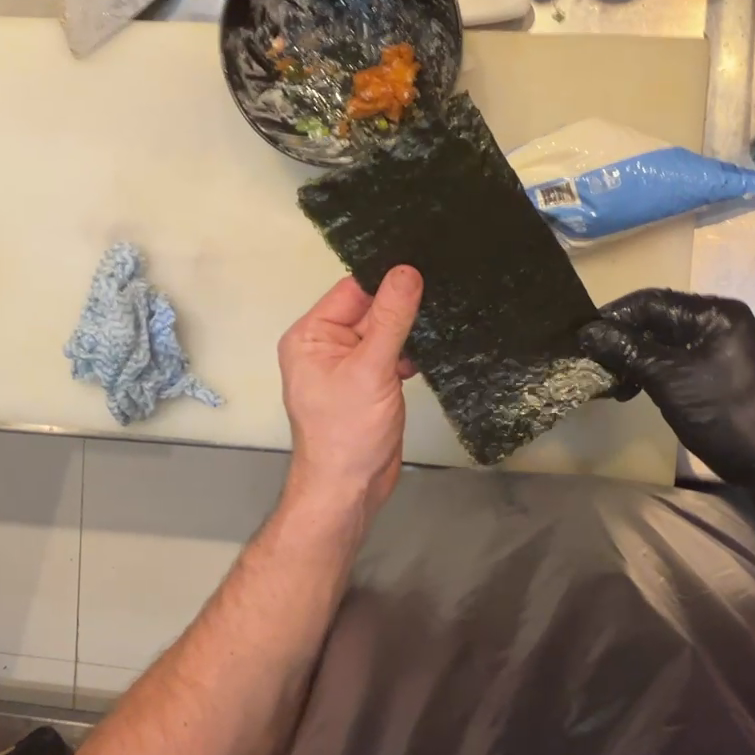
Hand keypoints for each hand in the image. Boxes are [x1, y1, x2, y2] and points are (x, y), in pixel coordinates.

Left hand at [278, 266, 422, 522]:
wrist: (350, 490)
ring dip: (409, 330)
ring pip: (385, 331)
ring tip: (441, 319)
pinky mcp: (370, 382)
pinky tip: (429, 354)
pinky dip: (410, 353)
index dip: (386, 280)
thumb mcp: (371, 369)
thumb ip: (391, 318)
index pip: (352, 290)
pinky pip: (392, 353)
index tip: (426, 264)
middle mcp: (326, 345)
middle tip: (444, 288)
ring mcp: (349, 365)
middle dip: (402, 305)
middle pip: (370, 308)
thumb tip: (407, 271)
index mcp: (311, 335)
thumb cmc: (349, 431)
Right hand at [580, 288, 754, 533]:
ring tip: (612, 384)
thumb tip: (585, 331)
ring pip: (664, 343)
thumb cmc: (726, 416)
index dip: (613, 316)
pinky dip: (652, 372)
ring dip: (635, 359)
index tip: (580, 336)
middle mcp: (720, 321)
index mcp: (714, 313)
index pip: (650, 300)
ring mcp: (722, 348)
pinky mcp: (720, 372)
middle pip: (657, 320)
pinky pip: (677, 361)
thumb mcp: (670, 381)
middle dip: (622, 340)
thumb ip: (627, 351)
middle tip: (592, 364)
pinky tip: (633, 389)